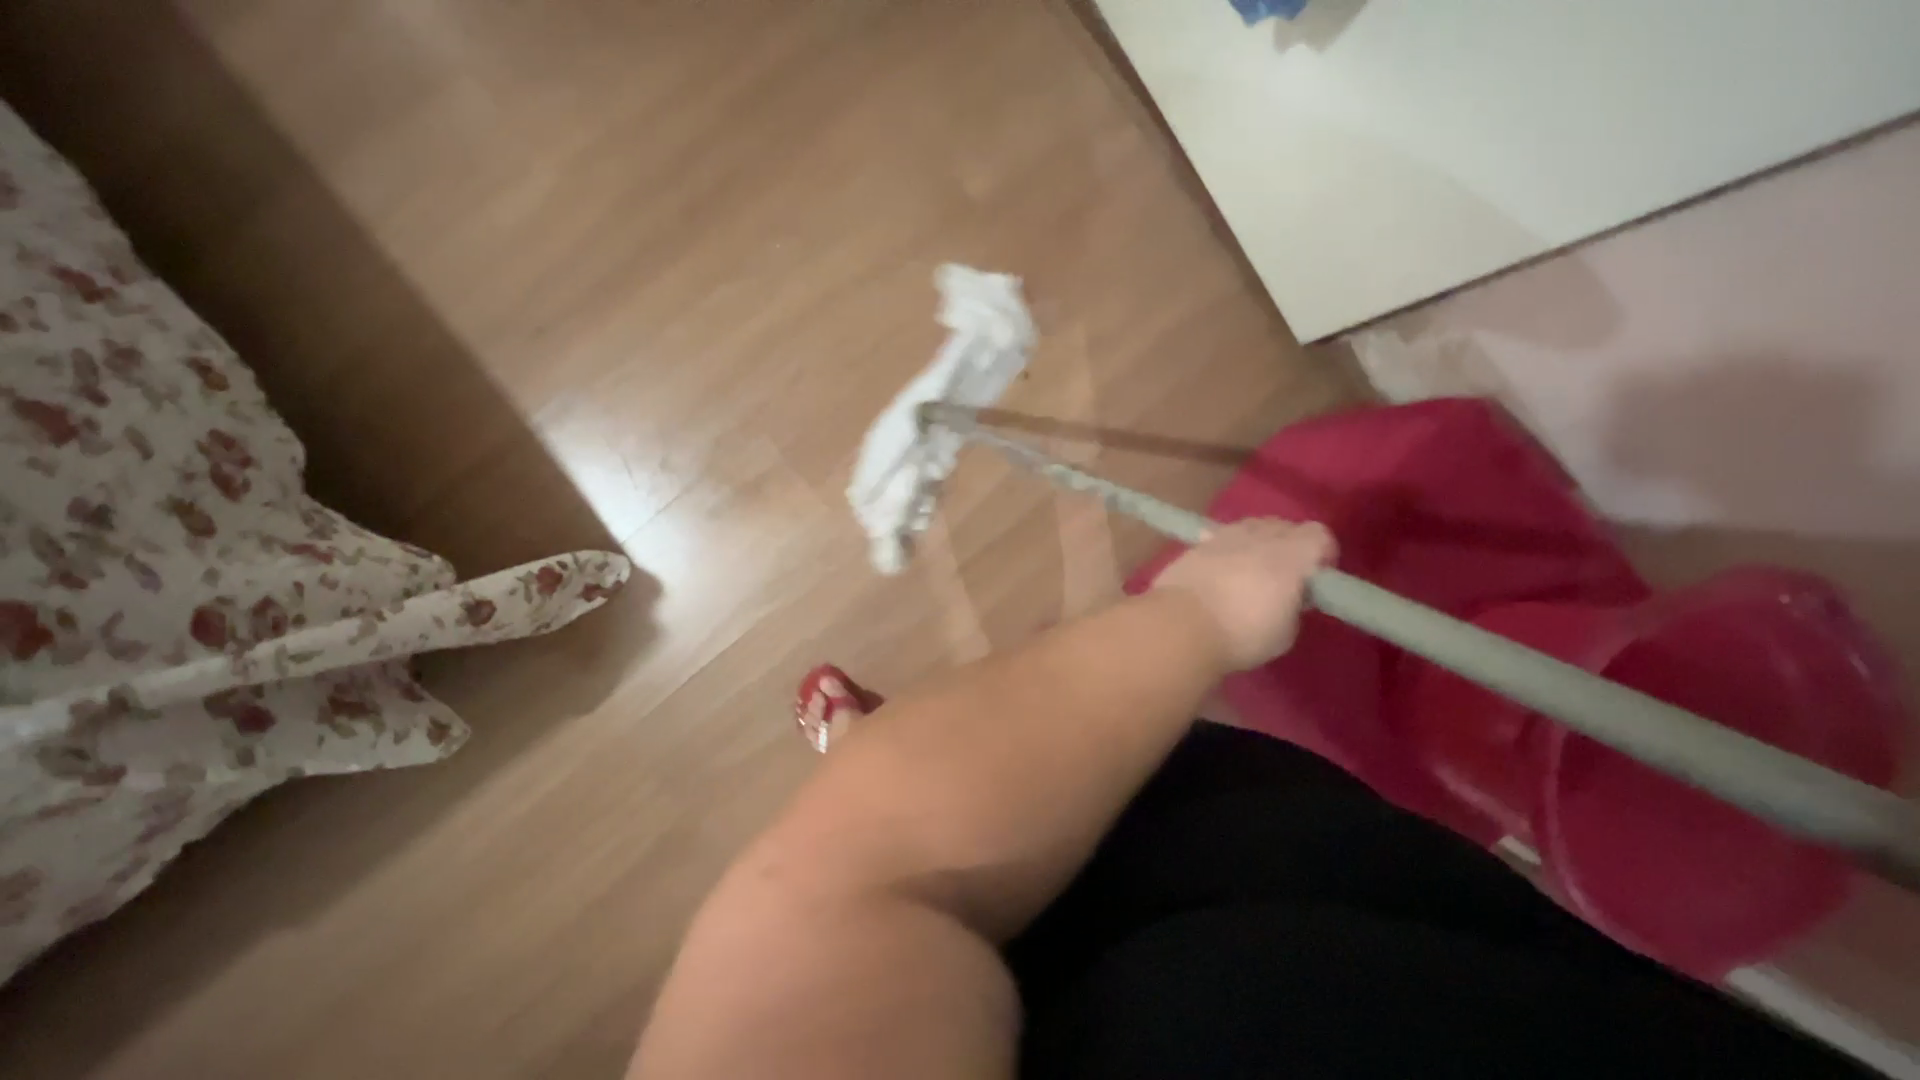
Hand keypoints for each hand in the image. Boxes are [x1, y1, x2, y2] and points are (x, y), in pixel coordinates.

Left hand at [1153, 518, 1335, 670]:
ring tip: (1249, 573)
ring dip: (1257, 544)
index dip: (1322, 555)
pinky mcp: (1196, 544)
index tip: (1315, 580)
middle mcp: (1260, 535)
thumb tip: (1287, 597)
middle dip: (1289, 546)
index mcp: (1293, 554)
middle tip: (1283, 577)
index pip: (1319, 535)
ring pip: (1251, 527)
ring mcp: (1224, 535)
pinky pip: (1219, 538)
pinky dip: (1226, 550)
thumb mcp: (1286, 632)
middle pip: (1284, 526)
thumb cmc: (1242, 634)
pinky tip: (1219, 571)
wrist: (1180, 626)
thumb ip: (1293, 606)